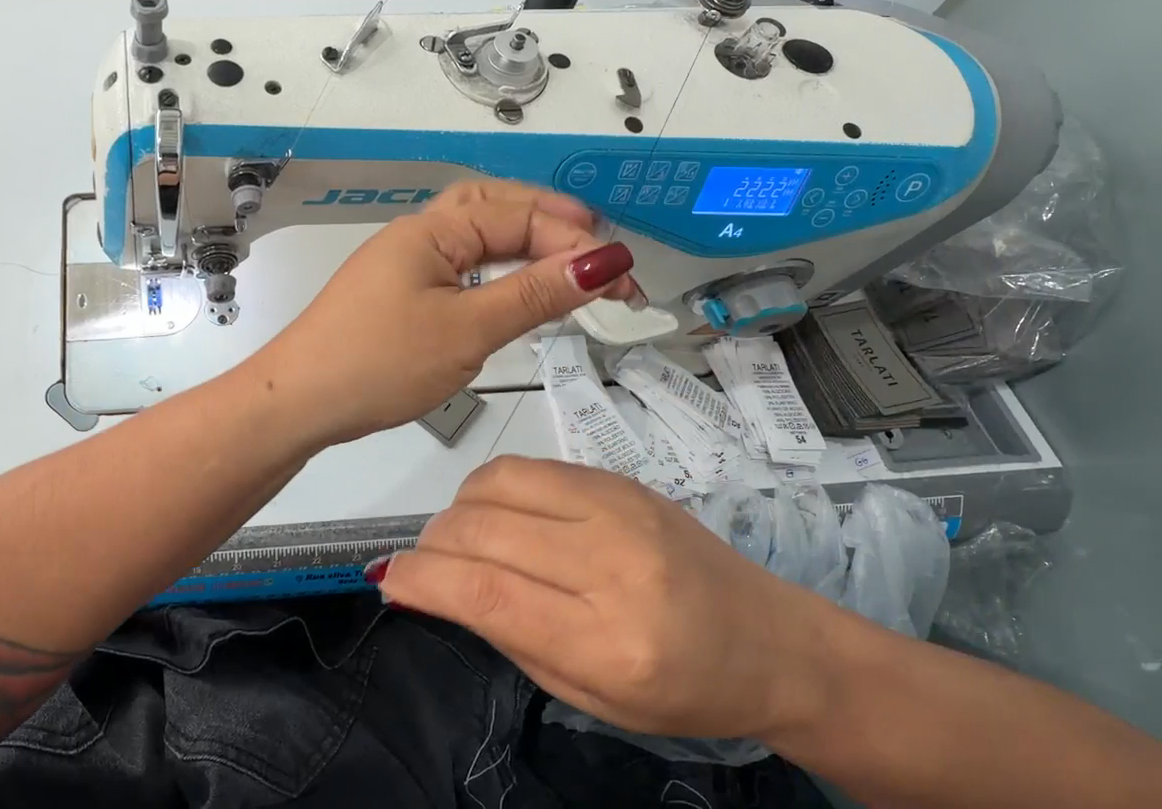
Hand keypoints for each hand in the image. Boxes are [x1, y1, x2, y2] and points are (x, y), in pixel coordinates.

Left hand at [247, 180, 637, 445]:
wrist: (299, 401)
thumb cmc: (379, 363)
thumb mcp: (466, 330)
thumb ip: (534, 293)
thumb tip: (603, 260)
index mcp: (431, 230)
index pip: (519, 215)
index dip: (576, 239)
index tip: (623, 279)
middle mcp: (416, 235)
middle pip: (494, 209)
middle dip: (552, 224)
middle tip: (600, 255)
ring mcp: (402, 263)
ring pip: (475, 237)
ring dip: (524, 245)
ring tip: (571, 267)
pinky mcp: (396, 293)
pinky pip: (458, 266)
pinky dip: (495, 271)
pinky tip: (515, 291)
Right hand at [376, 457, 832, 741]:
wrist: (775, 644)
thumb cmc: (682, 690)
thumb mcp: (588, 696)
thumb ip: (505, 635)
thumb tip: (429, 586)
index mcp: (611, 642)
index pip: (485, 592)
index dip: (420, 579)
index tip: (388, 579)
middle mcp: (614, 566)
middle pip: (480, 532)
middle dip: (430, 546)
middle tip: (425, 565)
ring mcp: (619, 511)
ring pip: (493, 486)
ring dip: (455, 511)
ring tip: (459, 539)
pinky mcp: (619, 480)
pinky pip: (524, 468)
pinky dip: (488, 489)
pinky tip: (495, 516)